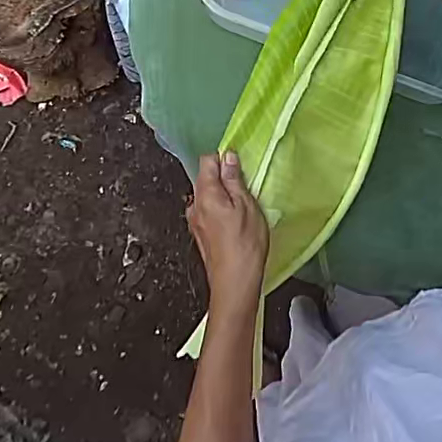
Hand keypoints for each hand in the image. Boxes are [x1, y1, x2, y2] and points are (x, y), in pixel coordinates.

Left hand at [187, 151, 268, 315]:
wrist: (235, 283)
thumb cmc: (243, 246)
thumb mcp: (246, 204)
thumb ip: (234, 179)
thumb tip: (228, 158)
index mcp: (205, 194)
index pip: (207, 161)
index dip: (223, 159)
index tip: (239, 165)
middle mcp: (195, 206)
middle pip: (206, 178)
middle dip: (224, 178)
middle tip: (246, 189)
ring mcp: (196, 221)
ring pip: (208, 196)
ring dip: (224, 196)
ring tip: (244, 209)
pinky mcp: (201, 235)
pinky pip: (209, 212)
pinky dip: (221, 211)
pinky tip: (237, 223)